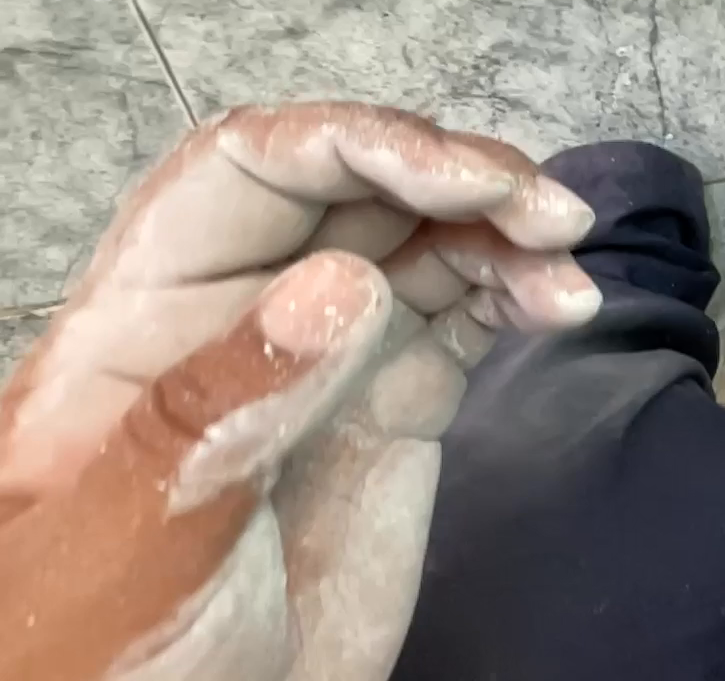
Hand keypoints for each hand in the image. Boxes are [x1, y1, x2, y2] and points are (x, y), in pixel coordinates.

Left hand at [0, 103, 602, 679]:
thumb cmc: (105, 678)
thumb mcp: (129, 562)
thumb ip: (220, 417)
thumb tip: (346, 282)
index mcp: (154, 320)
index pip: (254, 170)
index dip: (365, 145)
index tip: (469, 182)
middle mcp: (259, 310)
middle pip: (370, 189)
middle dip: (470, 180)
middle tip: (555, 215)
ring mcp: (345, 350)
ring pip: (441, 240)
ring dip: (518, 236)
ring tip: (570, 274)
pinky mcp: (409, 389)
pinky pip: (478, 306)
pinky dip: (530, 289)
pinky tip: (566, 308)